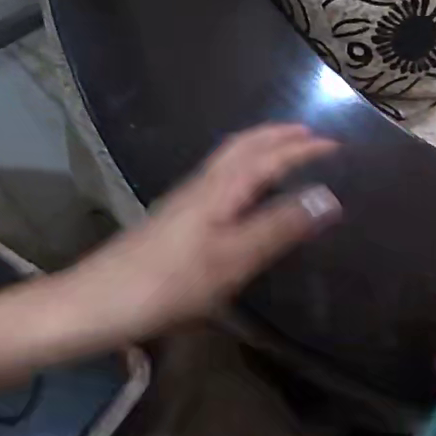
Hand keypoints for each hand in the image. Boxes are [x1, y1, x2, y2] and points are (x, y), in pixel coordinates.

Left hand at [56, 123, 339, 342]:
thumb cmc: (170, 282)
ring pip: (227, 159)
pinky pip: (217, 176)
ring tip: (283, 151)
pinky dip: (241, 168)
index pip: (266, 156)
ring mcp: (184, 199)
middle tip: (310, 135)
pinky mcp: (174, 217)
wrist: (100, 300)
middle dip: (276, 135)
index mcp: (219, 188)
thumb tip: (329, 196)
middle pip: (242, 146)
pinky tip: (242, 189)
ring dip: (258, 148)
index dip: (301, 149)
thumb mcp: (233, 259)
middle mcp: (201, 184)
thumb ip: (278, 227)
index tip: (335, 143)